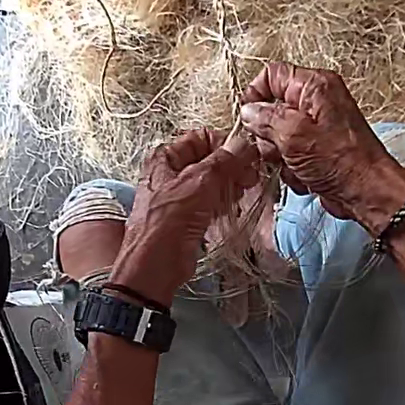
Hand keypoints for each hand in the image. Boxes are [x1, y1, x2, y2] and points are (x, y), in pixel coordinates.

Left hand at [109, 128, 260, 307]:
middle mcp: (169, 174)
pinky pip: (209, 203)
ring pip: (211, 182)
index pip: (201, 138)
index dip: (225, 144)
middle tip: (250, 176)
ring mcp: (178, 197)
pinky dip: (222, 202)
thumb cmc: (167, 224)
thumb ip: (224, 161)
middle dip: (232, 167)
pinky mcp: (186, 218)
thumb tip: (245, 144)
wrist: (154, 266)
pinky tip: (232, 207)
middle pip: (208, 160)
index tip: (246, 155)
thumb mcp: (199, 184)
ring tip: (244, 191)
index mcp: (165, 158)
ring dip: (229, 185)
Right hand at [236, 62, 404, 231]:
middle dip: (267, 135)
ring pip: (275, 137)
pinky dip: (289, 168)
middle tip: (278, 148)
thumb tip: (248, 111)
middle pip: (270, 110)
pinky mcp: (314, 149)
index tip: (249, 119)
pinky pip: (287, 155)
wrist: (364, 191)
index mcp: (315, 86)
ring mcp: (314, 128)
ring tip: (294, 165)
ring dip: (278, 156)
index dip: (255, 95)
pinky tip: (303, 174)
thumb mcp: (295, 134)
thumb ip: (266, 118)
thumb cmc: (341, 161)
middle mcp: (315, 103)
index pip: (272, 75)